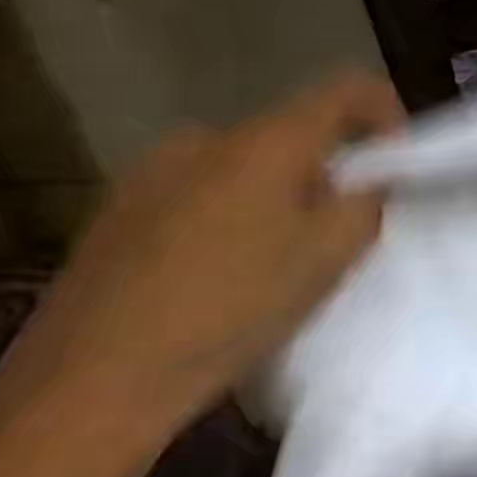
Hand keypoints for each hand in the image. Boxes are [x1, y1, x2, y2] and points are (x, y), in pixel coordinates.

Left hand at [0, 74, 402, 425]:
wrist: (84, 389)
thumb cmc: (229, 309)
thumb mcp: (327, 258)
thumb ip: (366, 204)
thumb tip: (366, 183)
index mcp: (269, 139)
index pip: (348, 88)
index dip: (385, 111)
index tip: (393, 161)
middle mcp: (211, 136)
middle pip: (294, 129)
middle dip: (325, 166)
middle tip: (331, 224)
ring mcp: (154, 168)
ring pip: (244, 162)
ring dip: (272, 190)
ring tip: (268, 255)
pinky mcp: (116, 207)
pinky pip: (198, 188)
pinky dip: (225, 210)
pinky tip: (211, 271)